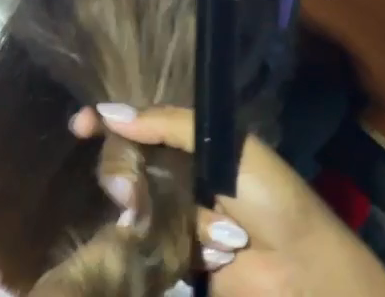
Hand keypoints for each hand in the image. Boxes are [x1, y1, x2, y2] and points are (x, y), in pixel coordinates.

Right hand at [71, 104, 384, 296]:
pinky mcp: (175, 259)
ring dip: (146, 212)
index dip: (107, 123)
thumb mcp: (227, 146)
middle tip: (129, 191)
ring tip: (176, 223)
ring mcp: (175, 219)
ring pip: (134, 205)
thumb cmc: (271, 199)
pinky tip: (186, 249)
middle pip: (127, 165)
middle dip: (123, 172)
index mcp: (194, 145)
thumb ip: (168, 124)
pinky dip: (161, 244)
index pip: (138, 125)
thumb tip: (108, 111)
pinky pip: (147, 244)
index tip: (80, 126)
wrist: (304, 272)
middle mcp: (179, 178)